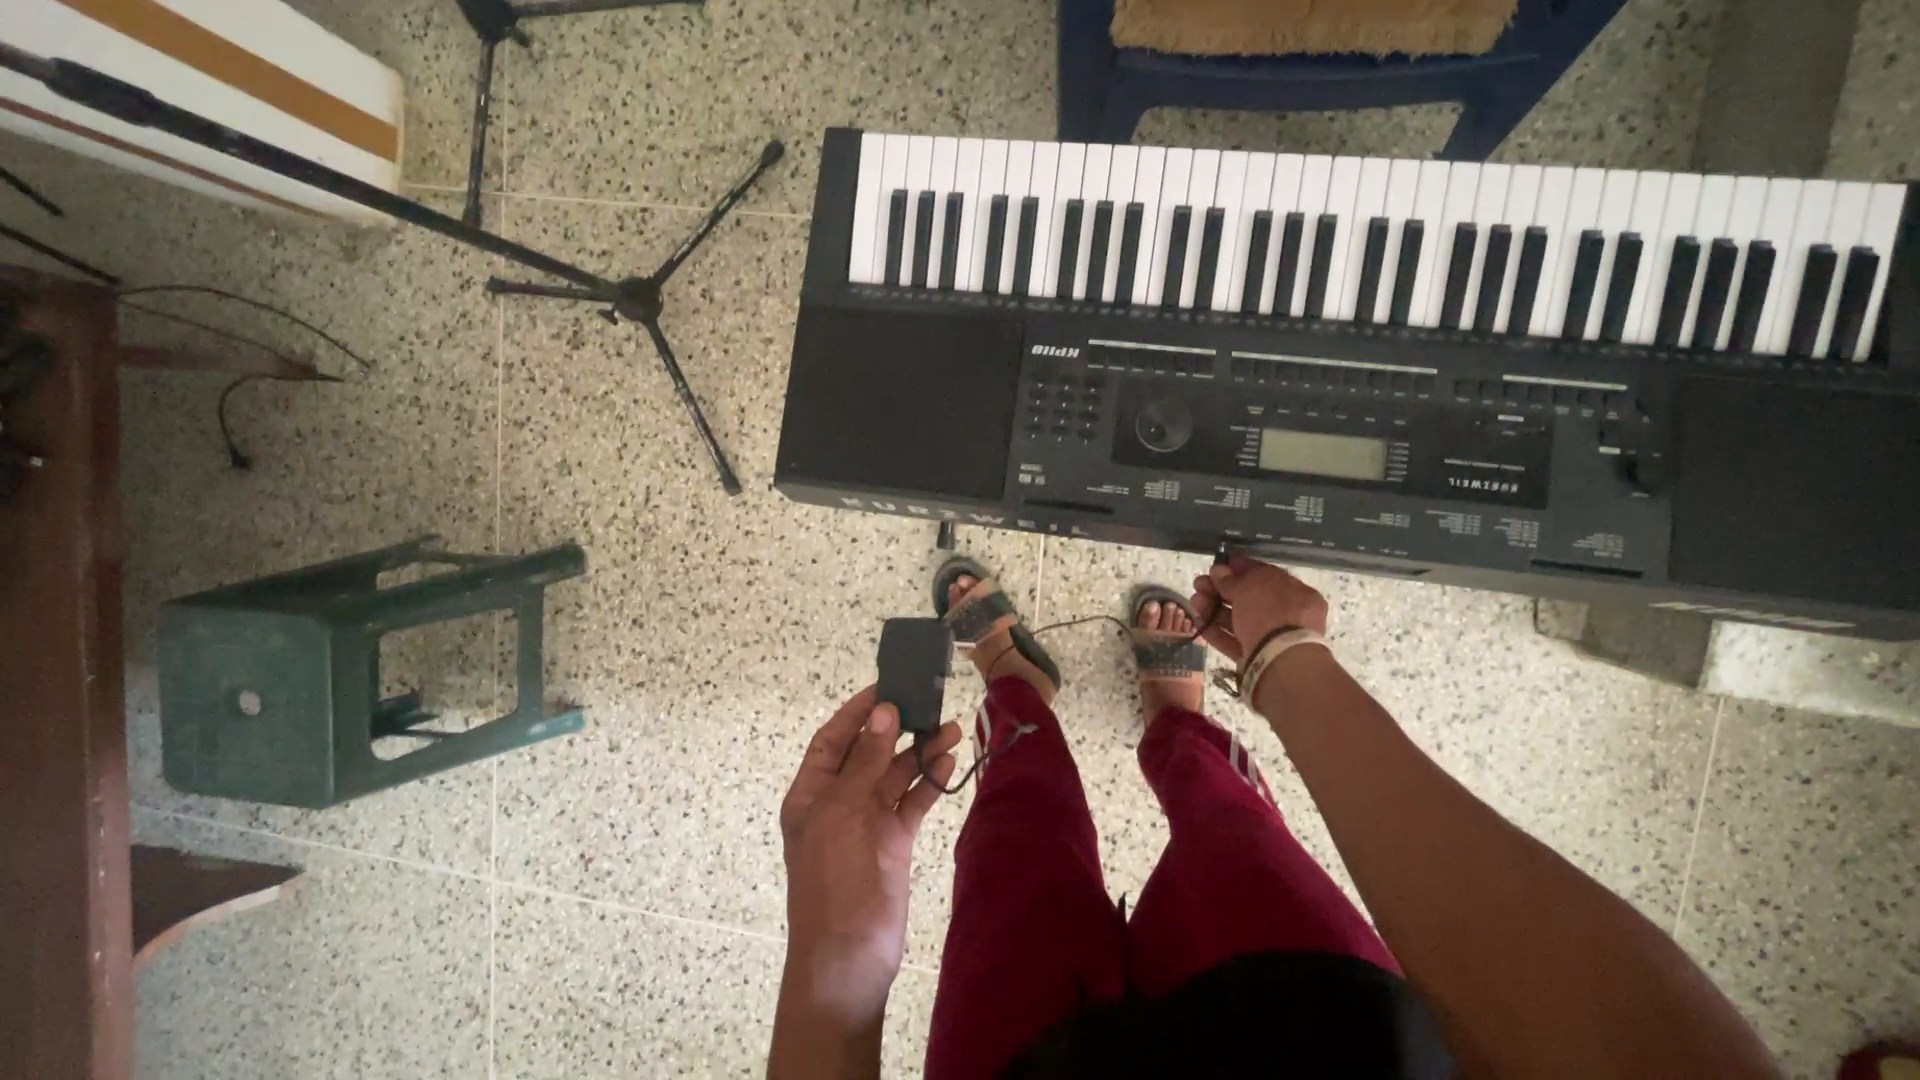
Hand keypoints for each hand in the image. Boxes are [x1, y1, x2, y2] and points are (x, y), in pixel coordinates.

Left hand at [777, 686, 960, 1030]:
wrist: (848, 958)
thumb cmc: (832, 881)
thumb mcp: (842, 814)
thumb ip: (865, 762)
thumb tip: (884, 711)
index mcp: (812, 793)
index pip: (834, 740)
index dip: (857, 712)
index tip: (887, 686)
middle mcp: (840, 801)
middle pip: (869, 752)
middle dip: (896, 727)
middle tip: (930, 701)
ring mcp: (869, 821)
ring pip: (896, 774)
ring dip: (920, 751)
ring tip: (951, 727)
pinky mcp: (895, 841)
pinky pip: (913, 801)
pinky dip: (930, 781)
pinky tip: (949, 761)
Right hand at [1190, 554, 1329, 667]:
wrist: (1280, 664)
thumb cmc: (1271, 615)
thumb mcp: (1250, 588)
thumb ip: (1232, 580)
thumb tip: (1219, 571)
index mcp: (1297, 594)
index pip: (1266, 575)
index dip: (1240, 569)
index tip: (1218, 566)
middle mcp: (1288, 616)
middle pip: (1248, 598)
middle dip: (1221, 590)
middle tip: (1198, 584)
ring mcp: (1271, 639)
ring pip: (1238, 619)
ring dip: (1214, 608)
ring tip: (1194, 601)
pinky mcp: (1255, 658)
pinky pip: (1234, 640)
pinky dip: (1216, 630)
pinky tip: (1198, 621)